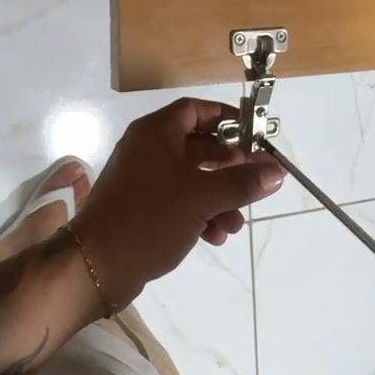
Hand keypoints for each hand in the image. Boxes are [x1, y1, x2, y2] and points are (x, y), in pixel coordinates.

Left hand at [72, 98, 285, 305]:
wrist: (97, 264)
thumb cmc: (149, 217)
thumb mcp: (202, 197)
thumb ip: (241, 182)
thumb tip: (276, 171)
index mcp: (156, 132)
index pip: (196, 110)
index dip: (227, 119)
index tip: (255, 136)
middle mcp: (147, 149)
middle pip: (198, 146)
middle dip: (229, 167)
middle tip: (256, 182)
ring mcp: (143, 179)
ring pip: (191, 178)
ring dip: (218, 197)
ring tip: (236, 223)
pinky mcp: (141, 207)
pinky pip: (179, 201)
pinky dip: (200, 213)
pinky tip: (216, 236)